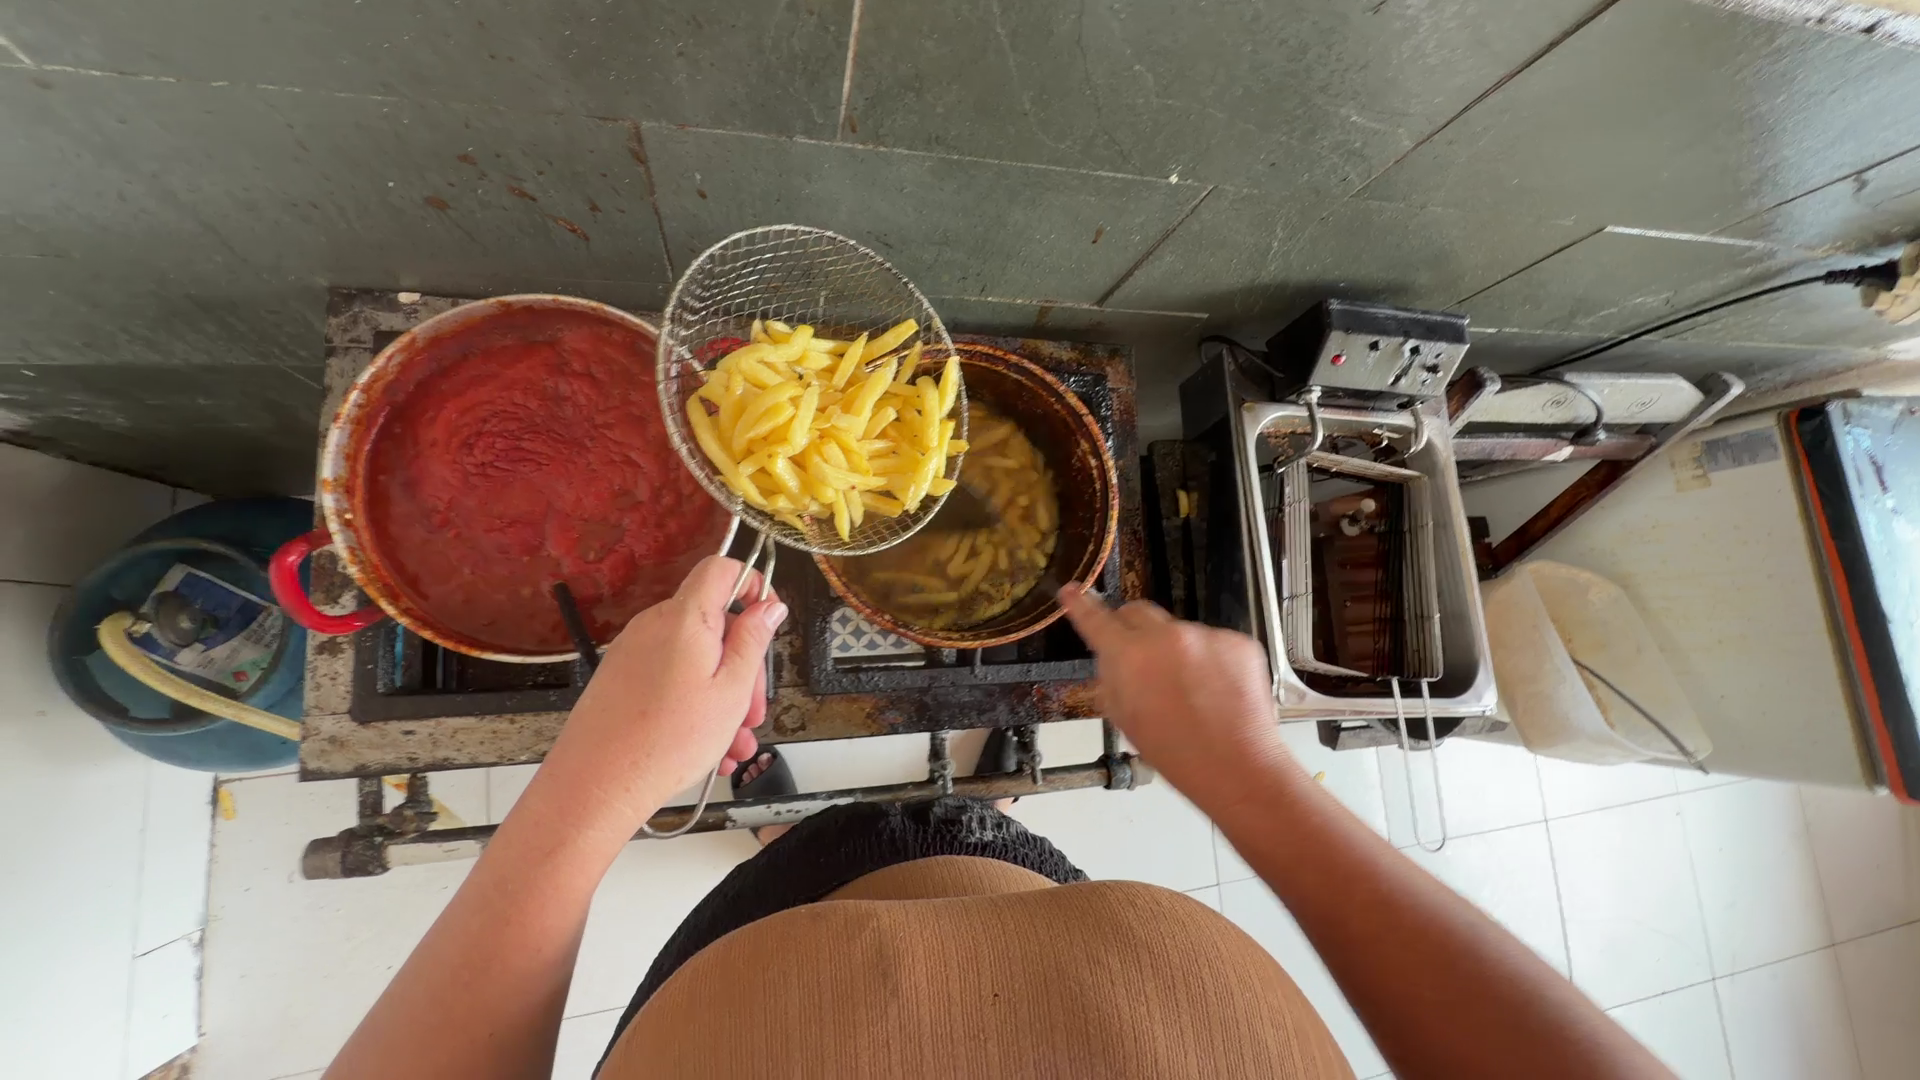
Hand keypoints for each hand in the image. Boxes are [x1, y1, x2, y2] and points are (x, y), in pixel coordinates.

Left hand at [539, 557, 786, 827]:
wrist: (595, 787)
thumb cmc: (669, 740)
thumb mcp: (731, 690)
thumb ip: (753, 641)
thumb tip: (770, 605)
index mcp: (685, 618)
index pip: (721, 569)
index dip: (751, 583)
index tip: (768, 617)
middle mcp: (654, 625)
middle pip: (713, 624)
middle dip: (743, 665)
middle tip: (754, 711)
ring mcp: (634, 652)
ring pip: (695, 659)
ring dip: (723, 695)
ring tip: (736, 744)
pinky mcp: (621, 679)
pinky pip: (671, 678)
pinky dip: (695, 703)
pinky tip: (711, 748)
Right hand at [1058, 584, 1293, 796]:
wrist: (1237, 768)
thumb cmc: (1173, 753)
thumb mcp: (1124, 718)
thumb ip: (1112, 678)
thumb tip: (1112, 658)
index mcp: (1130, 656)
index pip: (1096, 621)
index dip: (1080, 605)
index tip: (1070, 591)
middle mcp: (1166, 636)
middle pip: (1137, 612)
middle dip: (1132, 629)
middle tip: (1139, 656)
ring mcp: (1206, 635)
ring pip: (1178, 631)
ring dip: (1176, 650)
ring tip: (1192, 691)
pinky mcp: (1239, 641)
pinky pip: (1214, 642)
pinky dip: (1211, 660)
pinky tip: (1217, 690)